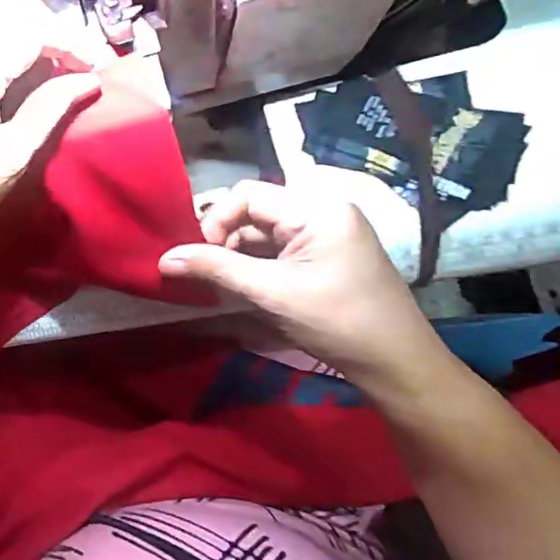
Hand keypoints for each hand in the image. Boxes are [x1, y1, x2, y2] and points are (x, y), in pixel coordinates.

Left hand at [0, 0, 111, 281]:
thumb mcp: (9, 160)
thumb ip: (48, 110)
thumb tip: (89, 79)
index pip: (24, 32)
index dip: (68, 41)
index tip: (96, 64)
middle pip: (2, 16)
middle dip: (47, 32)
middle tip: (77, 62)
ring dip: (21, 35)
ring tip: (53, 64)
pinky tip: (15, 69)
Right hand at [158, 179, 451, 397]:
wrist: (397, 364)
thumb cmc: (337, 322)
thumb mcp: (270, 293)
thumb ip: (215, 269)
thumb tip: (163, 259)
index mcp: (317, 208)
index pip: (247, 195)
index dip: (216, 221)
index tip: (203, 257)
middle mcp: (322, 210)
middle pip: (254, 210)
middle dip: (225, 239)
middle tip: (210, 273)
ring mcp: (326, 232)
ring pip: (262, 230)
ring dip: (238, 253)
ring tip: (224, 282)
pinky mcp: (324, 253)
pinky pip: (278, 246)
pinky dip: (256, 263)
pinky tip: (245, 285)